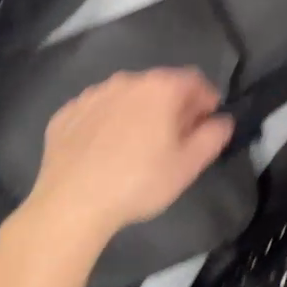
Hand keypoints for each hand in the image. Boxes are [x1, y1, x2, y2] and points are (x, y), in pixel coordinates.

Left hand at [20, 68, 233, 247]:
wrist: (70, 205)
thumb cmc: (139, 182)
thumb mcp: (190, 164)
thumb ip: (215, 135)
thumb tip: (221, 120)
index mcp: (161, 88)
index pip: (196, 80)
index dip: (206, 101)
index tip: (205, 125)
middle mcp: (126, 81)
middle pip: (160, 86)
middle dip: (172, 106)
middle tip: (173, 139)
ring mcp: (91, 95)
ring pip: (126, 97)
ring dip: (138, 113)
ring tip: (136, 147)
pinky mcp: (65, 114)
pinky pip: (96, 112)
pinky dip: (105, 124)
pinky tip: (103, 152)